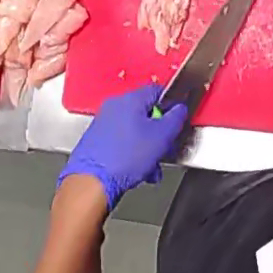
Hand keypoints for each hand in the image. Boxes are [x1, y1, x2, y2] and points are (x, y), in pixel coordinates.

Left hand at [58, 83, 189, 207]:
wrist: (92, 181)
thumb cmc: (125, 157)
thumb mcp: (162, 136)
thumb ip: (176, 118)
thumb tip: (180, 109)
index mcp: (129, 99)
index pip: (156, 91)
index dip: (171, 105)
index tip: (176, 120)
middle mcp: (113, 107)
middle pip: (145, 113)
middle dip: (158, 133)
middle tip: (165, 147)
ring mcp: (102, 124)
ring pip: (134, 131)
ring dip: (146, 148)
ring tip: (151, 167)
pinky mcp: (96, 141)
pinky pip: (121, 142)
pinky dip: (131, 154)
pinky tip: (137, 171)